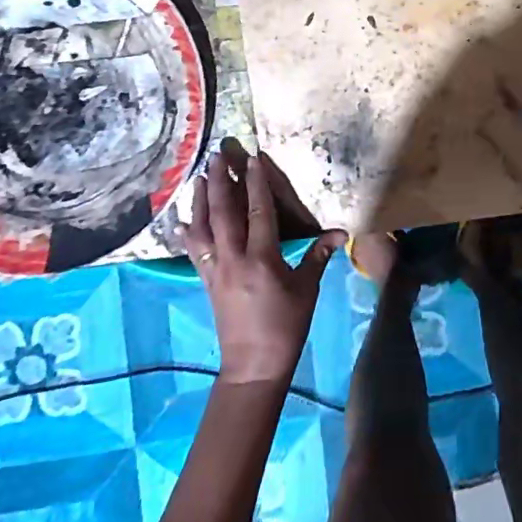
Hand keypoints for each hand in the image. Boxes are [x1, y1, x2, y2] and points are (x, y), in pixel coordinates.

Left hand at [181, 139, 346, 384]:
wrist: (254, 364)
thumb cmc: (286, 325)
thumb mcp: (307, 289)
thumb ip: (318, 256)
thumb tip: (340, 232)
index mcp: (261, 258)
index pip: (258, 212)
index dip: (255, 184)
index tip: (253, 160)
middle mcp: (233, 259)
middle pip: (223, 213)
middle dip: (220, 182)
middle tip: (218, 156)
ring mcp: (215, 270)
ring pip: (203, 227)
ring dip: (200, 200)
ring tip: (199, 176)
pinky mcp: (206, 281)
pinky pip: (193, 251)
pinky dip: (188, 232)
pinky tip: (182, 219)